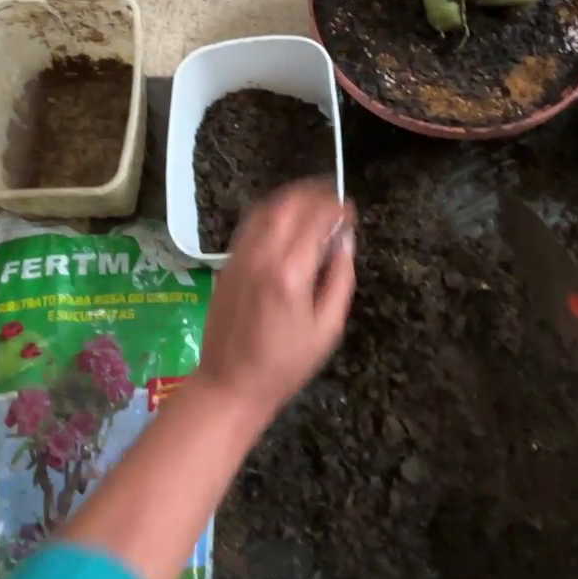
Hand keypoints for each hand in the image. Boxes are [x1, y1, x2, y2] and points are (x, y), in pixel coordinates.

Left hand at [195, 179, 355, 417]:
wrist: (229, 384)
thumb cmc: (285, 364)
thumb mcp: (327, 328)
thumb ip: (340, 278)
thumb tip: (345, 240)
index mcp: (290, 273)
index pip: (316, 219)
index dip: (337, 208)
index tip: (350, 210)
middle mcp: (262, 255)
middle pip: (289, 203)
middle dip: (315, 194)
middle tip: (333, 201)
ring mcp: (240, 256)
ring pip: (267, 207)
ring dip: (292, 198)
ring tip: (312, 202)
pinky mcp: (228, 262)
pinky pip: (250, 223)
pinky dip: (271, 212)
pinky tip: (285, 219)